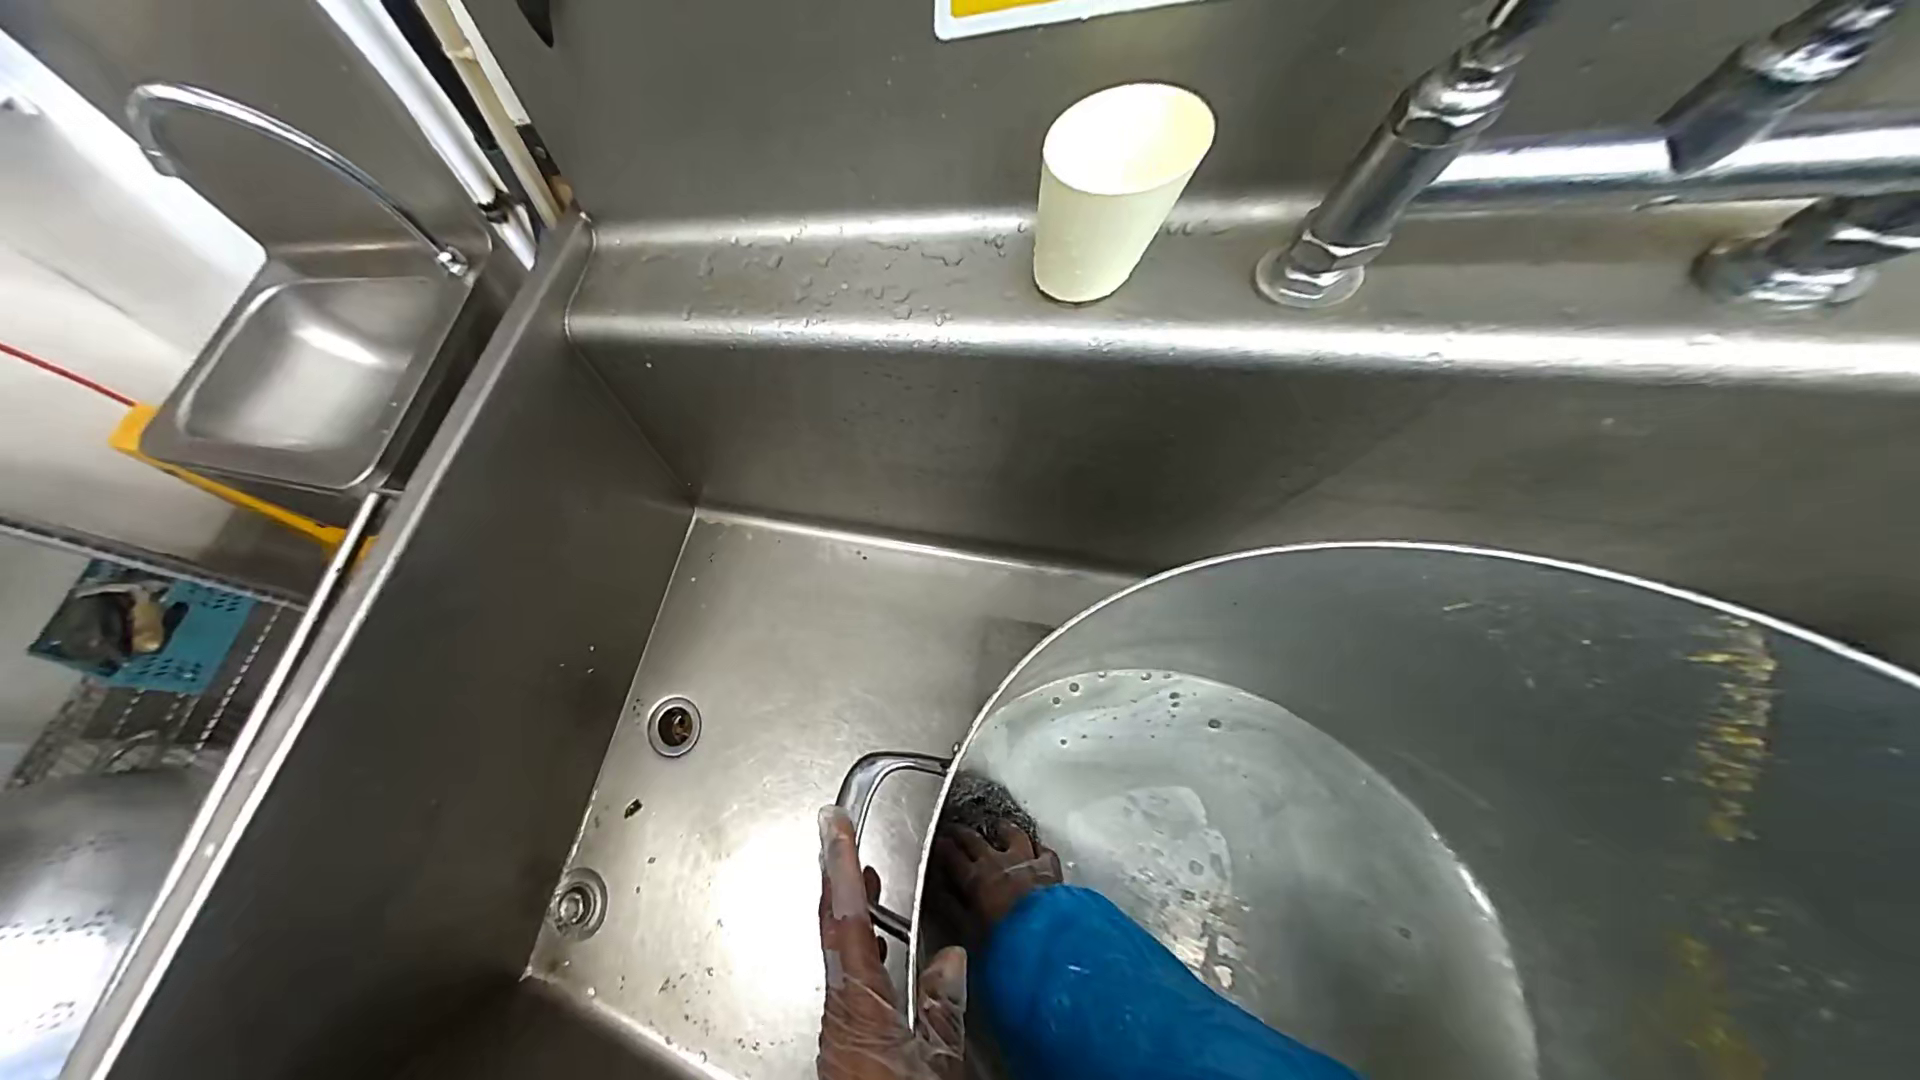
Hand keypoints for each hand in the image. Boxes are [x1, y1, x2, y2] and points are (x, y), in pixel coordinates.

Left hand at [818, 806, 967, 1079]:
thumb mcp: (937, 1065)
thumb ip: (941, 1010)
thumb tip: (951, 958)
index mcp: (858, 1003)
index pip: (844, 918)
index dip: (840, 866)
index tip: (832, 826)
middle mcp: (840, 1007)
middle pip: (831, 925)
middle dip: (834, 876)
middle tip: (839, 834)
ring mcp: (839, 1022)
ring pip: (838, 946)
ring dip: (848, 906)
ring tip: (865, 877)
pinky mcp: (845, 1039)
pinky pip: (847, 973)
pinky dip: (859, 942)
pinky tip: (877, 946)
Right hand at [934, 821, 1063, 928]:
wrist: (1043, 941)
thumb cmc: (1003, 942)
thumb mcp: (967, 930)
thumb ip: (950, 909)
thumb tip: (937, 892)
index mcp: (974, 878)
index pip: (952, 857)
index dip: (943, 848)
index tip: (938, 843)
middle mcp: (997, 862)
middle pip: (975, 840)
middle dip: (963, 833)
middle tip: (956, 829)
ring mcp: (1024, 860)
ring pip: (1012, 835)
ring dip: (1002, 828)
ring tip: (997, 825)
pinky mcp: (1048, 867)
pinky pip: (1042, 849)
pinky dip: (1037, 846)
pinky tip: (1035, 844)